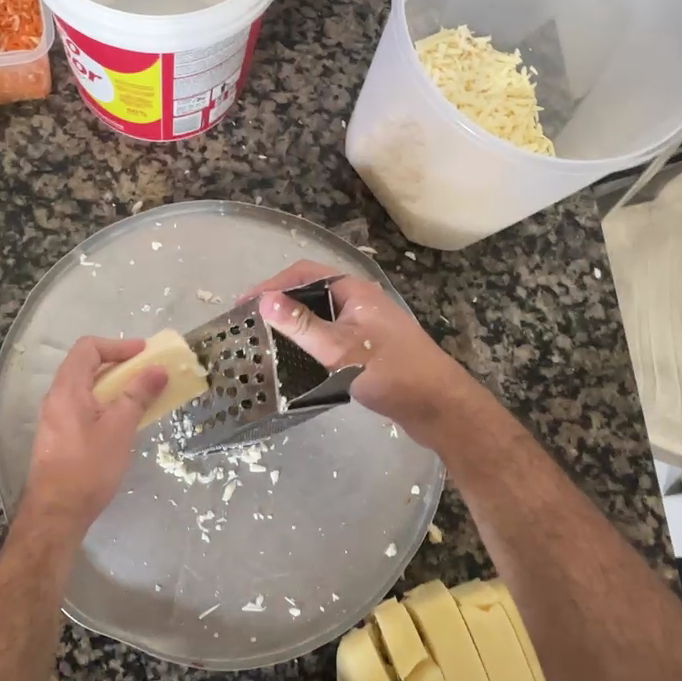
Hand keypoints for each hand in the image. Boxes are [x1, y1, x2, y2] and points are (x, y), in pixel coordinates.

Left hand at [24, 337, 168, 534]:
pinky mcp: (59, 437)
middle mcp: (56, 398)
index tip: (145, 353)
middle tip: (147, 372)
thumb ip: (138, 394)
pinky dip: (105, 404)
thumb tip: (158, 369)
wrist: (57, 514)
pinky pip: (84, 407)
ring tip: (141, 394)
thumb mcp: (120, 428)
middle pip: (86, 366)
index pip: (88, 348)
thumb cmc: (88, 467)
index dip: (118, 345)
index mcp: (67, 389)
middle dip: (119, 364)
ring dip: (114, 386)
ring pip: (86, 389)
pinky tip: (123, 421)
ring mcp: (55, 418)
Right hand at [242, 261, 479, 441]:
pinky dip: (310, 344)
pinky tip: (296, 362)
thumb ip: (301, 325)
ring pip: (321, 317)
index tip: (242, 305)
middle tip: (249, 325)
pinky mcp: (369, 350)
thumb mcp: (340, 349)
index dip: (271, 285)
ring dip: (294, 326)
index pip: (304, 274)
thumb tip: (264, 300)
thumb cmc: (391, 372)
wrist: (439, 407)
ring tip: (265, 342)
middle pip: (311, 293)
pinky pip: (331, 338)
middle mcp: (360, 302)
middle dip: (280, 305)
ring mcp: (366, 326)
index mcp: (354, 291)